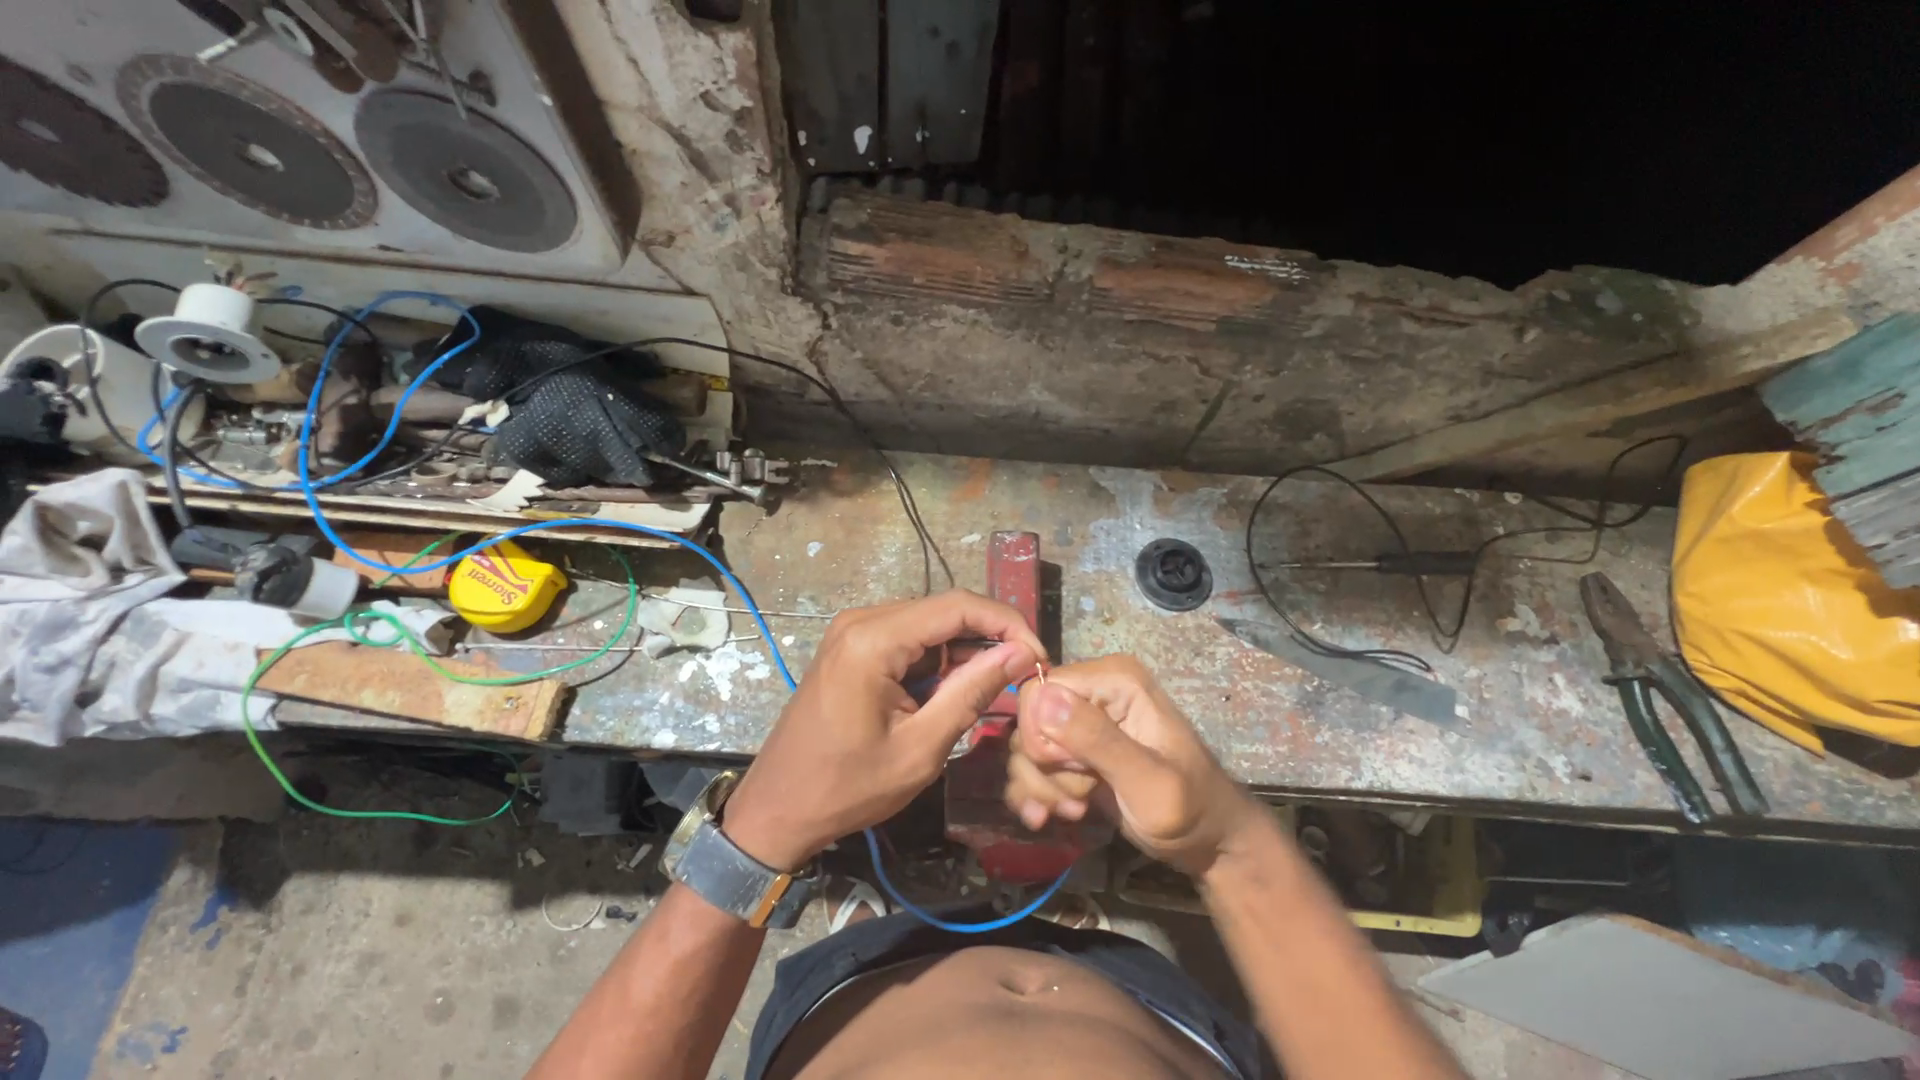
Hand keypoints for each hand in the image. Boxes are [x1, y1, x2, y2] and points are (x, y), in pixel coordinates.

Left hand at [722, 590, 1045, 871]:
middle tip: (1024, 677)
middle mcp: (861, 621)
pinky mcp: (851, 649)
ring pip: (929, 627)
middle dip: (989, 638)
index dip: (1007, 625)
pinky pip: (907, 642)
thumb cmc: (847, 787)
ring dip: (964, 653)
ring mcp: (852, 633)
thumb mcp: (920, 748)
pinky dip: (937, 663)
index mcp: (874, 639)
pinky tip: (955, 692)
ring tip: (997, 689)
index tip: (1038, 657)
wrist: (777, 809)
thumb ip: (970, 694)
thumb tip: (1019, 655)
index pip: (959, 606)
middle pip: (944, 612)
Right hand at [1005, 655, 1262, 875]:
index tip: (1070, 771)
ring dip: (1041, 786)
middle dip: (1043, 768)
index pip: (1040, 689)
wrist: (1207, 842)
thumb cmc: (1190, 808)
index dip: (1040, 734)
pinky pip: (1030, 765)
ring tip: (1075, 810)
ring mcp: (1081, 723)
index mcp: (1115, 681)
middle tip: (1078, 799)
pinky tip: (1048, 817)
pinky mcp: (1073, 752)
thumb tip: (1043, 699)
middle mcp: (1093, 693)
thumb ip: (1098, 740)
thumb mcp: (1148, 780)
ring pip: (1026, 746)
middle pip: (1029, 720)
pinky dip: (1034, 794)